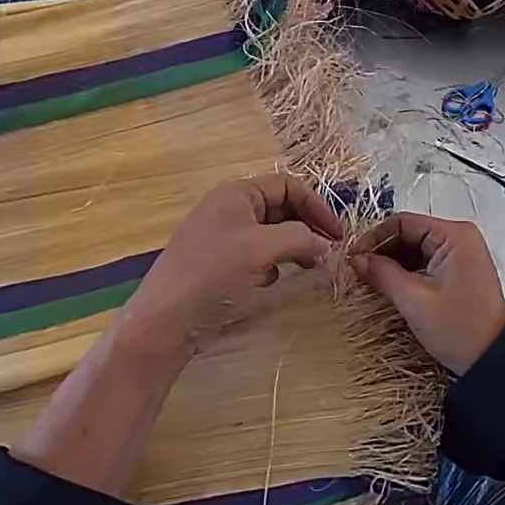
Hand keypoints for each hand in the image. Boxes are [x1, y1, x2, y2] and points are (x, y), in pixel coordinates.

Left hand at [117, 175, 344, 359]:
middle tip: (329, 252)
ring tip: (310, 268)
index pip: (287, 186)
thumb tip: (325, 244)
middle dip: (306, 228)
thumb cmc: (214, 272)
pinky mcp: (221, 266)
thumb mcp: (262, 248)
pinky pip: (256, 257)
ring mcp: (224, 238)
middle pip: (280, 209)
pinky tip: (270, 283)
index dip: (316, 206)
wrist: (167, 318)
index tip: (337, 234)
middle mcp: (230, 210)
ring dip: (292, 248)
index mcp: (236, 194)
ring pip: (270, 235)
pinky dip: (271, 266)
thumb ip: (300, 239)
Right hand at [349, 212, 504, 374]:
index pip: (402, 222)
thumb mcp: (414, 299)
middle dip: (381, 251)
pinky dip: (403, 272)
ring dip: (390, 262)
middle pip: (407, 233)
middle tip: (357, 270)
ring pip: (412, 249)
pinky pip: (422, 262)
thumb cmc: (459, 328)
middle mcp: (458, 238)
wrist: (497, 362)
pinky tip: (387, 286)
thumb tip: (354, 259)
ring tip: (369, 279)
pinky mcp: (456, 271)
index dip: (374, 237)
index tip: (353, 257)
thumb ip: (381, 273)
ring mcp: (459, 255)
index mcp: (454, 235)